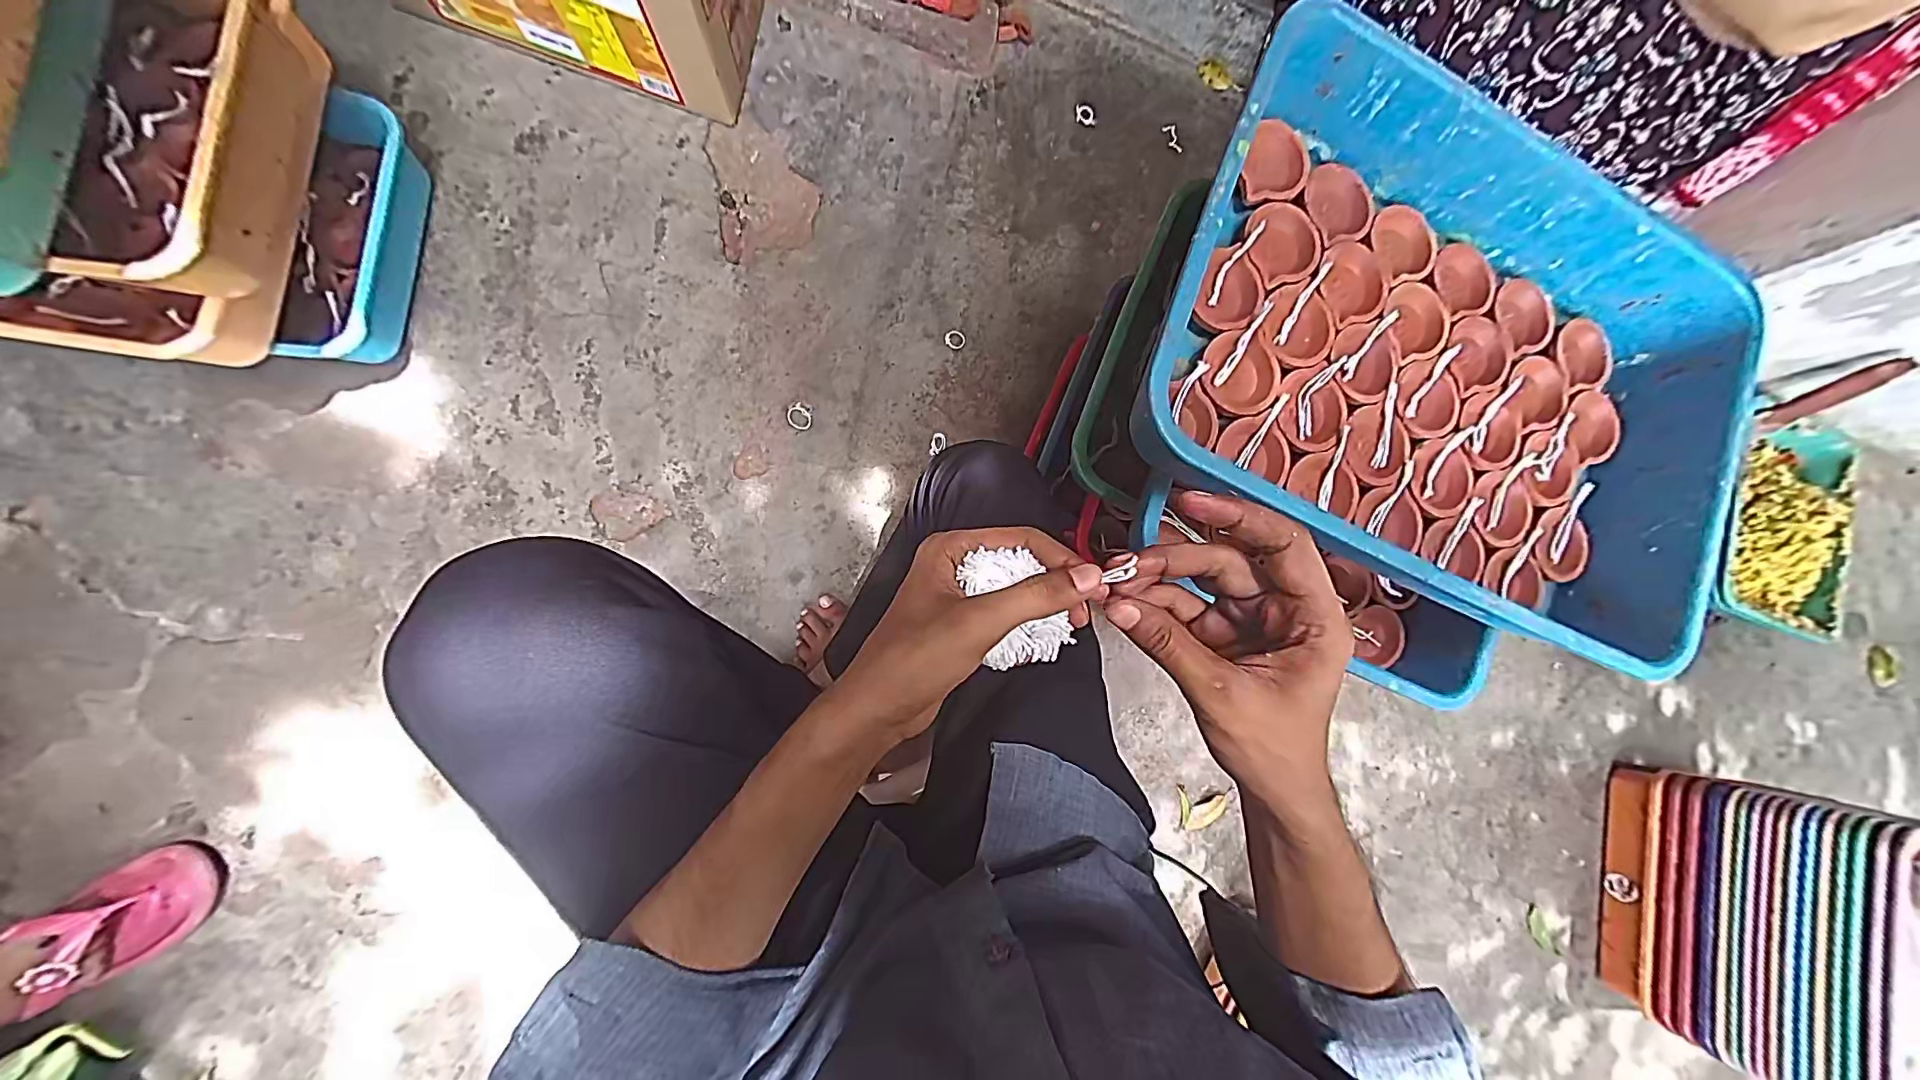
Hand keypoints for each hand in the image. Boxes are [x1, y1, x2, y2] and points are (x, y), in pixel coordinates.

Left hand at [824, 527, 1106, 740]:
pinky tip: (1041, 634)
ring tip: (1068, 620)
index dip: (1060, 557)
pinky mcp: (963, 625)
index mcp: (949, 550)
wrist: (879, 708)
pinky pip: (1006, 614)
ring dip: (1044, 604)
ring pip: (1016, 589)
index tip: (1088, 579)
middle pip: (1021, 562)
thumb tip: (1080, 578)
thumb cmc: (905, 662)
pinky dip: (1027, 622)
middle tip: (1082, 604)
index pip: (1020, 539)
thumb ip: (1034, 596)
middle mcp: (953, 568)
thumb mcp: (979, 622)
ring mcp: (958, 597)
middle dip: (1055, 582)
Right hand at [1102, 491, 1350, 811]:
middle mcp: (1284, 609)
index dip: (1240, 517)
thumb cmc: (1274, 749)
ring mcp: (1251, 620)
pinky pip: (1185, 607)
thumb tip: (1122, 606)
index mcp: (1315, 617)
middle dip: (1176, 559)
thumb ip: (1168, 644)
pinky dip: (1154, 604)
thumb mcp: (1220, 694)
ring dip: (1158, 579)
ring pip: (1202, 580)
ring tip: (1119, 581)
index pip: (1284, 545)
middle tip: (1130, 563)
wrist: (1272, 788)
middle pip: (1229, 560)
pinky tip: (1127, 602)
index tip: (1194, 502)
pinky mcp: (1222, 633)